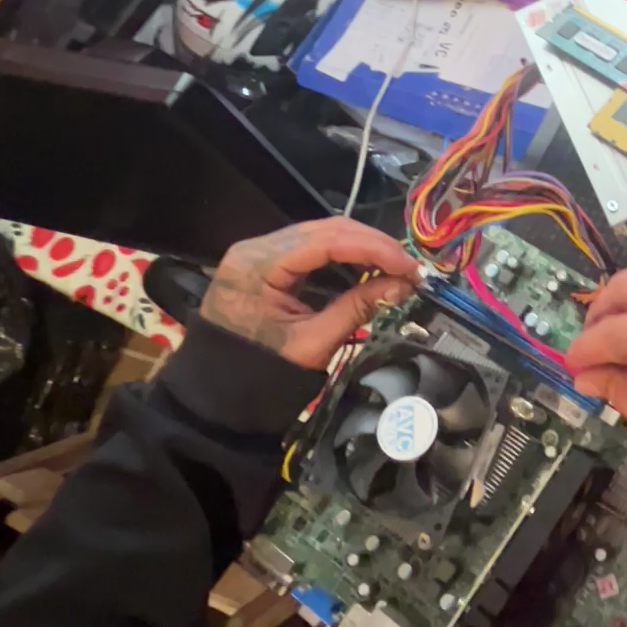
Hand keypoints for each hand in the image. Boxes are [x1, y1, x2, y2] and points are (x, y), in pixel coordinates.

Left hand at [199, 218, 420, 368]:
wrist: (215, 397)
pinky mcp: (271, 265)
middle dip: (375, 245)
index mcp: (258, 265)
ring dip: (365, 247)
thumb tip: (405, 285)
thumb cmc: (260, 373)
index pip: (327, 240)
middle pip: (328, 229)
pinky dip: (349, 256)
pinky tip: (372, 269)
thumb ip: (358, 308)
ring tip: (397, 268)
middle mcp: (257, 248)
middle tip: (411, 267)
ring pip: (325, 234)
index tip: (410, 267)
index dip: (375, 249)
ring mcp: (262, 254)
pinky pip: (316, 249)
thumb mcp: (313, 343)